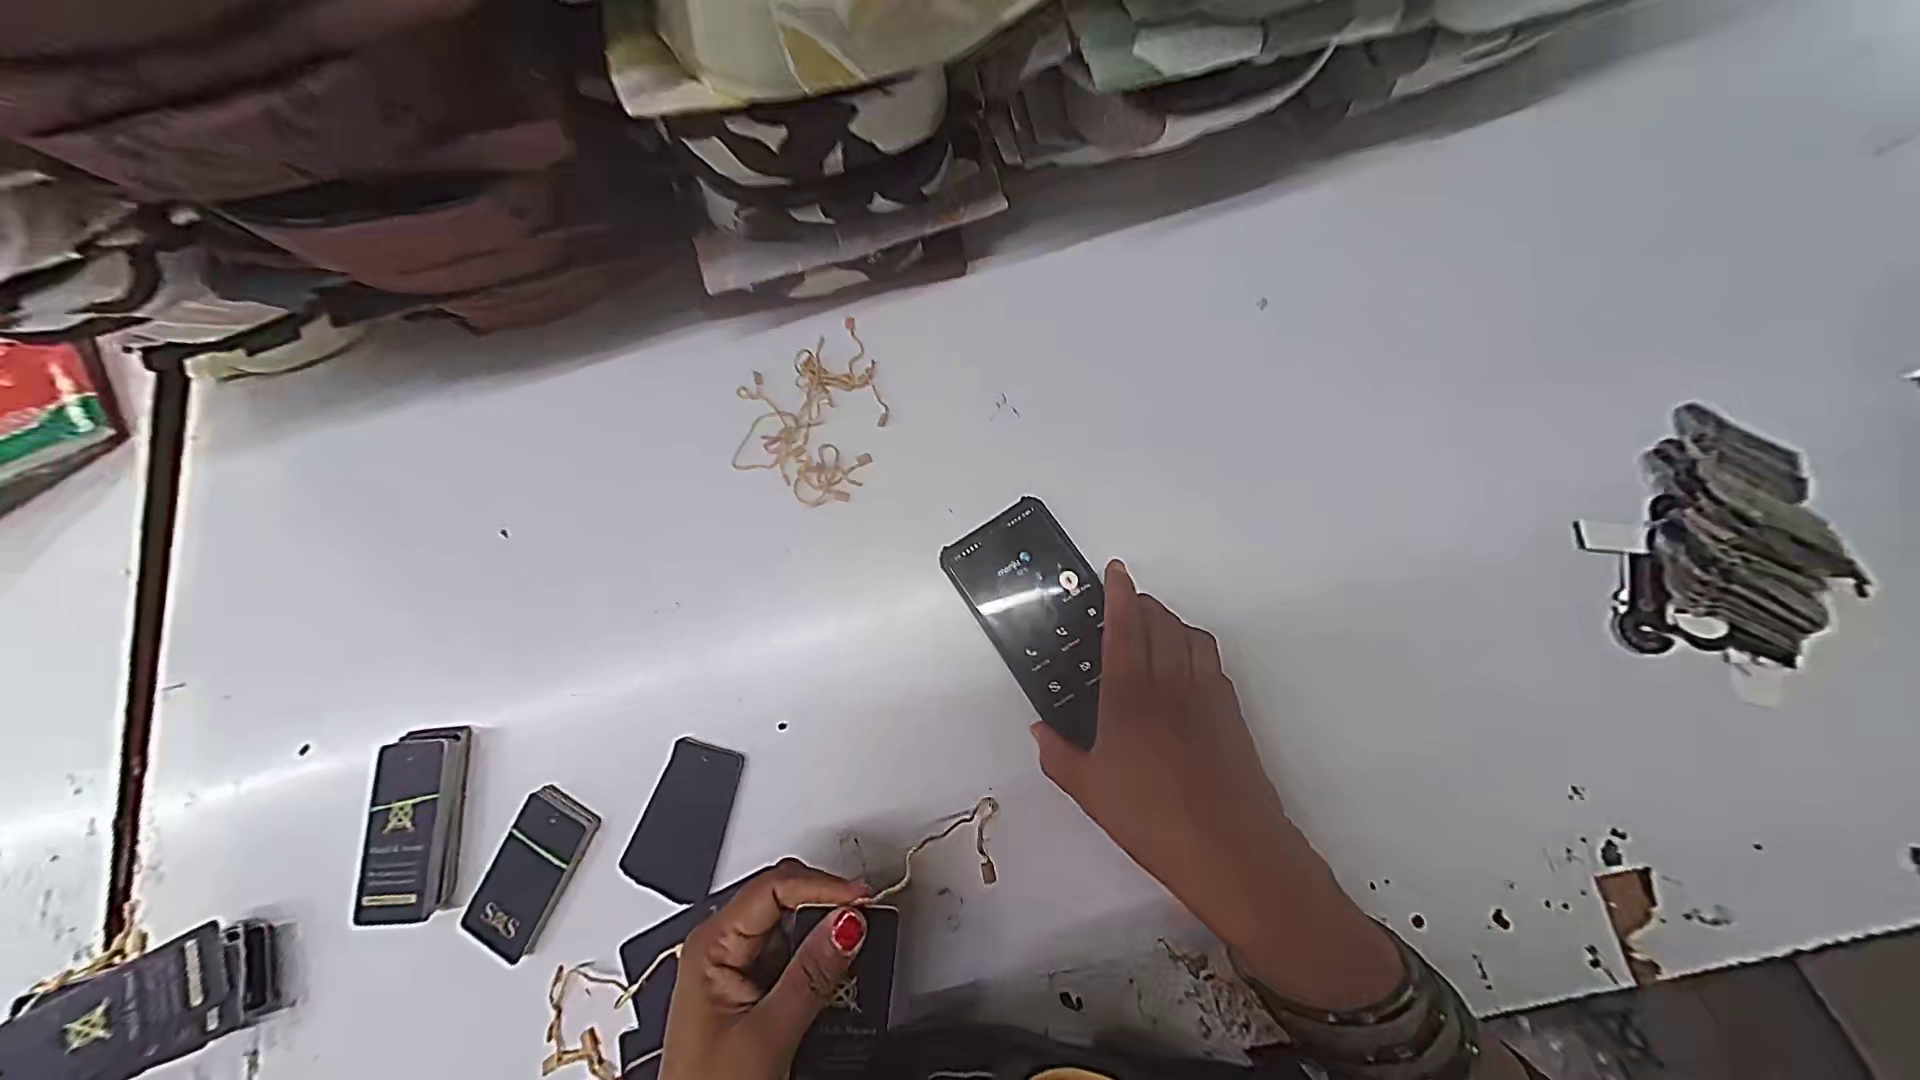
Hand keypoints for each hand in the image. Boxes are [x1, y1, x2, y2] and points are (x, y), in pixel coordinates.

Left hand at [662, 860, 869, 1079]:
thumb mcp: (766, 1036)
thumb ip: (812, 975)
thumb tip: (848, 921)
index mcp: (711, 944)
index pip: (774, 888)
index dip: (821, 886)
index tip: (862, 900)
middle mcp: (722, 947)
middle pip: (785, 896)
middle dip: (826, 904)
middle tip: (864, 919)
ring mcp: (738, 968)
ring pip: (794, 925)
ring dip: (826, 933)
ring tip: (854, 950)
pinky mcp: (755, 990)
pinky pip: (796, 955)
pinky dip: (821, 959)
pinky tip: (838, 974)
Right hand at [1033, 561, 1401, 1007]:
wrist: (1233, 852)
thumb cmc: (1152, 820)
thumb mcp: (1089, 792)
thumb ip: (1058, 755)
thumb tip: (1040, 730)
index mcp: (1131, 697)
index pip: (1126, 628)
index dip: (1120, 594)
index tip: (1116, 570)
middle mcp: (1171, 684)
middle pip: (1162, 621)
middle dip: (1143, 603)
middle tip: (1126, 603)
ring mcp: (1207, 695)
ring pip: (1191, 635)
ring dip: (1171, 620)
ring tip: (1153, 629)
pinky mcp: (1232, 713)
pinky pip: (1211, 660)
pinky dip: (1193, 647)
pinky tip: (1182, 668)